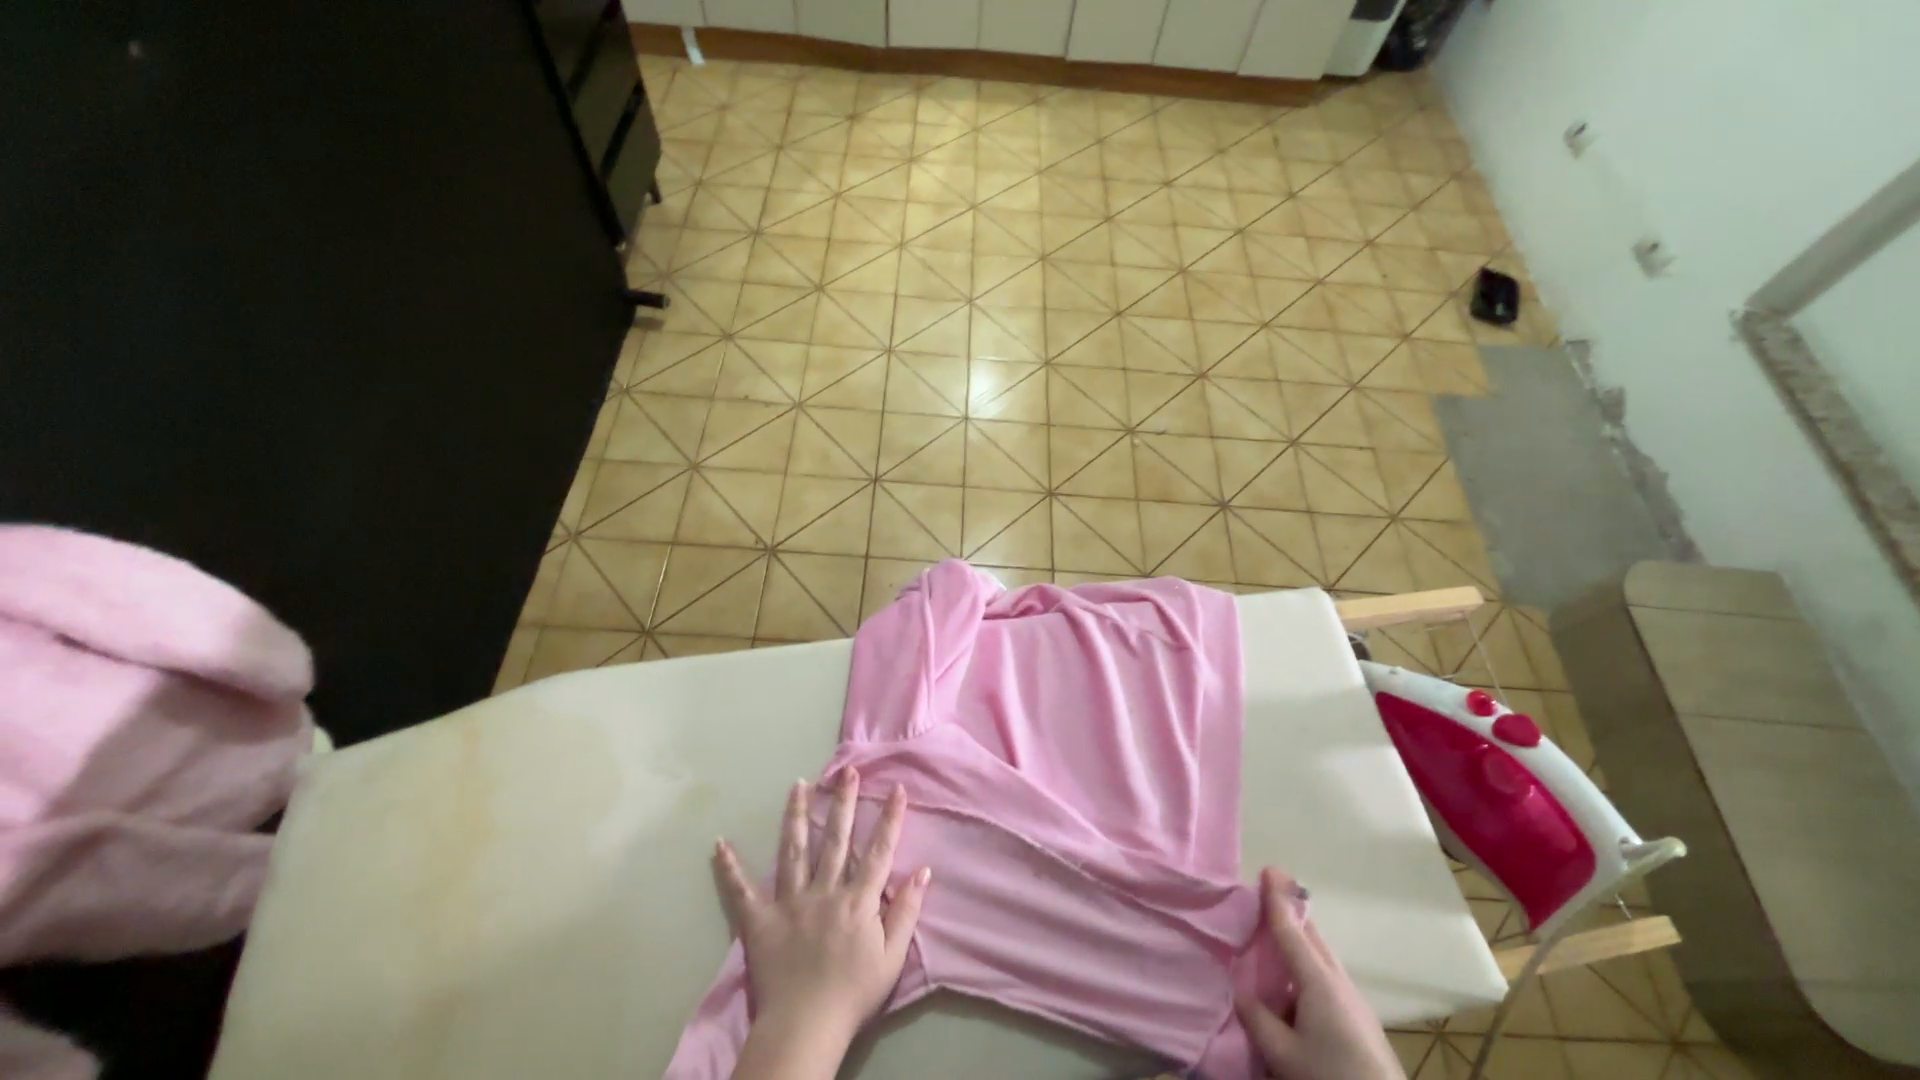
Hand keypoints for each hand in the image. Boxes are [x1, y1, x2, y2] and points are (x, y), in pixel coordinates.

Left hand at [716, 768, 930, 1079]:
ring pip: (793, 850)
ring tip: (799, 785)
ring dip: (796, 815)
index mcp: (857, 900)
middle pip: (836, 839)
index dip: (889, 818)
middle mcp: (824, 891)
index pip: (878, 851)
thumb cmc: (855, 992)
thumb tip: (922, 871)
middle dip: (844, 801)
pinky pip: (742, 889)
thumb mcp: (892, 956)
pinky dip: (730, 867)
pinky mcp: (759, 919)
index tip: (895, 788)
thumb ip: (906, 911)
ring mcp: (789, 901)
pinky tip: (719, 844)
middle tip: (847, 770)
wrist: (806, 1025)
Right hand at [1236, 869, 1405, 1079]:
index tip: (1270, 869)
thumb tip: (1241, 993)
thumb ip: (1257, 1020)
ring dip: (1299, 944)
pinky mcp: (1359, 1020)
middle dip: (1290, 916)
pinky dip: (1306, 969)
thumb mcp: (1283, 1055)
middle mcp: (1338, 982)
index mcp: (1317, 983)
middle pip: (1311, 938)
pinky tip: (1292, 990)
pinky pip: (1327, 979)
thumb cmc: (1331, 1078)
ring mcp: (1353, 1001)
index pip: (1291, 931)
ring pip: (1321, 959)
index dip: (1277, 900)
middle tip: (1265, 899)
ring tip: (1272, 945)